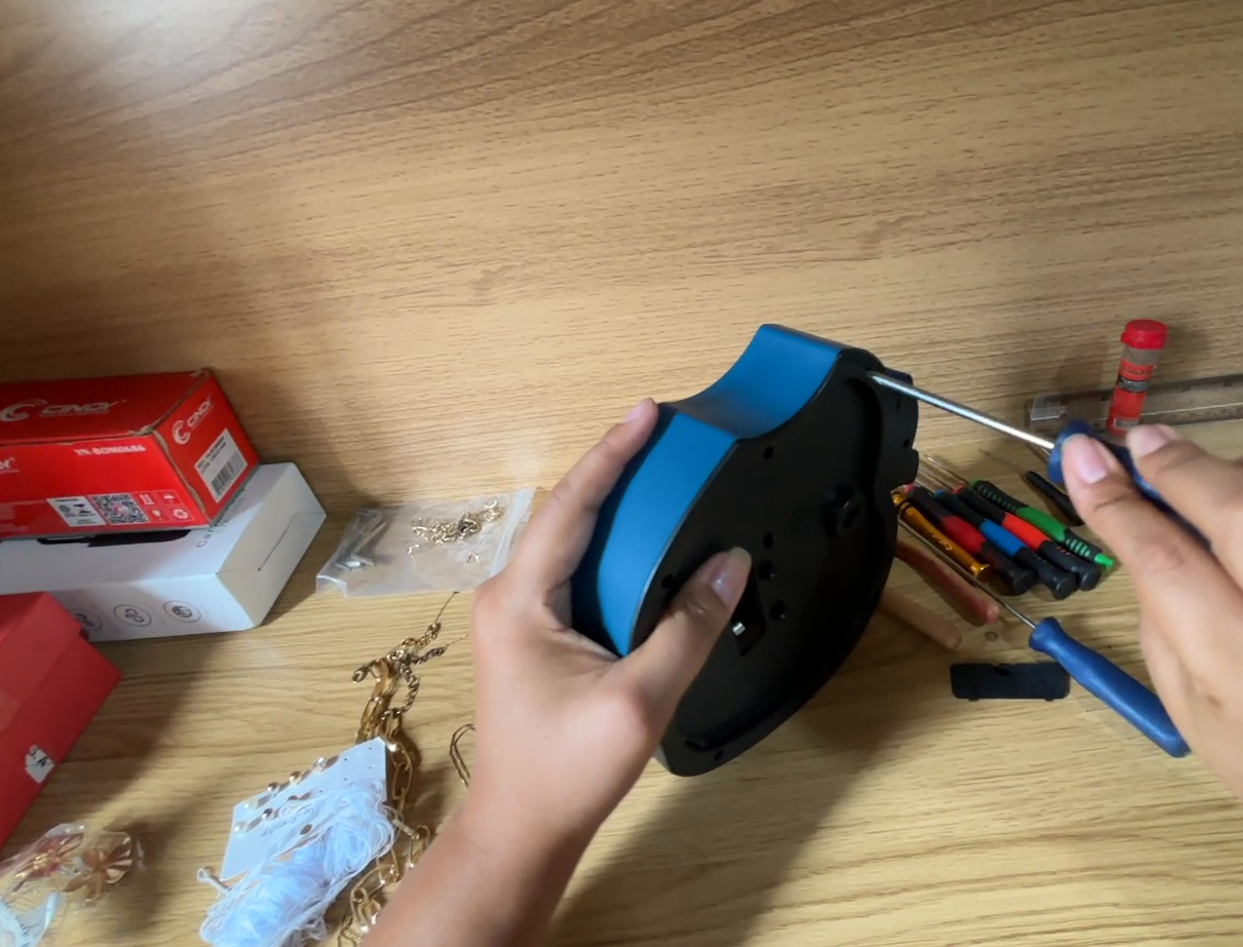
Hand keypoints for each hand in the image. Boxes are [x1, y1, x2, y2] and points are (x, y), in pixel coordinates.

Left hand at [463, 398, 749, 849]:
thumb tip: (731, 564)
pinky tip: (647, 541)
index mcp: (522, 599)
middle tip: (666, 438)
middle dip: (616, 469)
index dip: (612, 454)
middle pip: (569, 512)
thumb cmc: (567, 770)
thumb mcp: (640, 699)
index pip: (571, 505)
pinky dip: (613, 545)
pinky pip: (577, 568)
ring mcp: (520, 612)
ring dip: (616, 505)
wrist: (521, 831)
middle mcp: (512, 593)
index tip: (647, 411)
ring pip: (573, 539)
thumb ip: (688, 628)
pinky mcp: (535, 631)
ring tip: (662, 476)